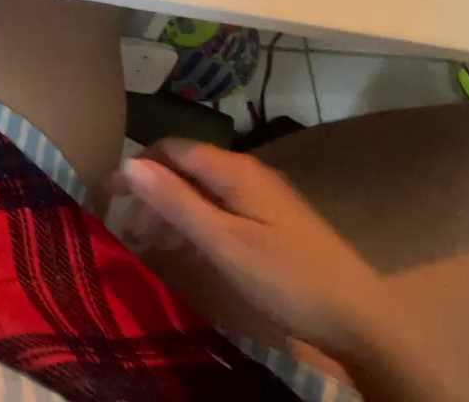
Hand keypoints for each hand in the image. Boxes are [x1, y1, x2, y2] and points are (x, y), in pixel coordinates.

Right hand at [116, 138, 388, 356]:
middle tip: (126, 228)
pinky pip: (218, 209)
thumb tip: (128, 163)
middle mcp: (246, 173)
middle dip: (151, 192)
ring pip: (200, 191)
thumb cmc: (286, 277)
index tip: (109, 194)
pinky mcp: (269, 221)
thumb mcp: (223, 242)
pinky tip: (182, 248)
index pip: (172, 149)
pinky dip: (193, 223)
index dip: (138, 166)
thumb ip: (176, 201)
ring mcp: (260, 197)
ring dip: (170, 210)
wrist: (359, 319)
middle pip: (185, 169)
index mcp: (234, 170)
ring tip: (147, 243)